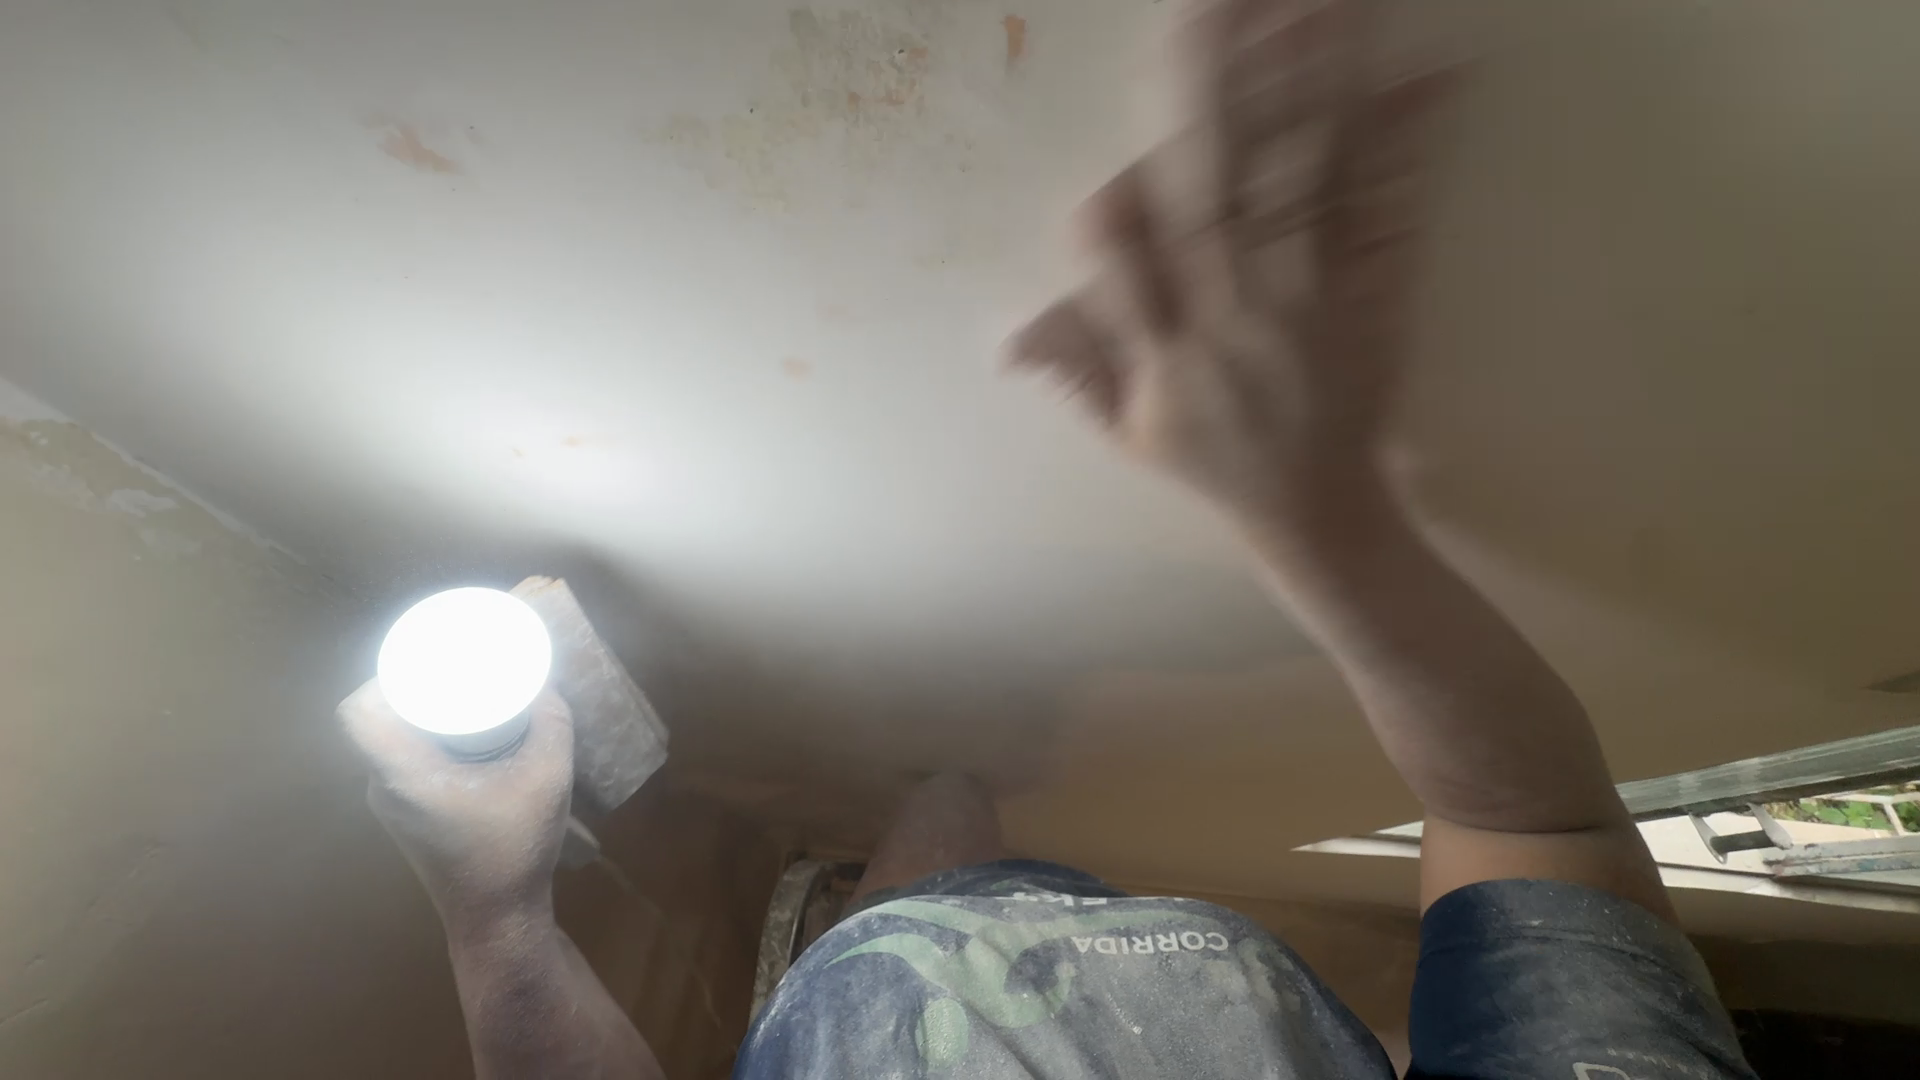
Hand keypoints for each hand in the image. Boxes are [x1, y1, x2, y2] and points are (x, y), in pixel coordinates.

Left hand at [338, 681, 574, 925]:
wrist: (499, 914)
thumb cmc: (516, 844)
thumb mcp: (549, 775)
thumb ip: (551, 722)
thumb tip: (543, 681)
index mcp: (405, 775)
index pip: (359, 712)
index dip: (385, 674)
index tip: (429, 654)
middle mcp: (386, 786)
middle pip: (377, 719)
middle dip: (415, 683)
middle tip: (459, 662)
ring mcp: (393, 804)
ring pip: (391, 739)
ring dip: (424, 711)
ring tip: (468, 689)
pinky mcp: (410, 814)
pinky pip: (406, 758)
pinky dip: (431, 735)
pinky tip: (472, 732)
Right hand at [1009, 0, 1450, 526]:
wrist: (1313, 505)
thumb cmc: (1209, 464)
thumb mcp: (1126, 434)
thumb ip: (1076, 375)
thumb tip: (1006, 343)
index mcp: (1162, 359)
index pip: (1123, 275)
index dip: (1112, 215)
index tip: (1108, 148)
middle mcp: (1231, 320)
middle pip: (1213, 203)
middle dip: (1206, 105)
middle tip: (1205, 13)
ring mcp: (1309, 304)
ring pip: (1300, 188)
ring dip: (1307, 91)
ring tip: (1318, 6)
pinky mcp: (1373, 296)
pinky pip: (1386, 214)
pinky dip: (1409, 140)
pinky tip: (1431, 71)